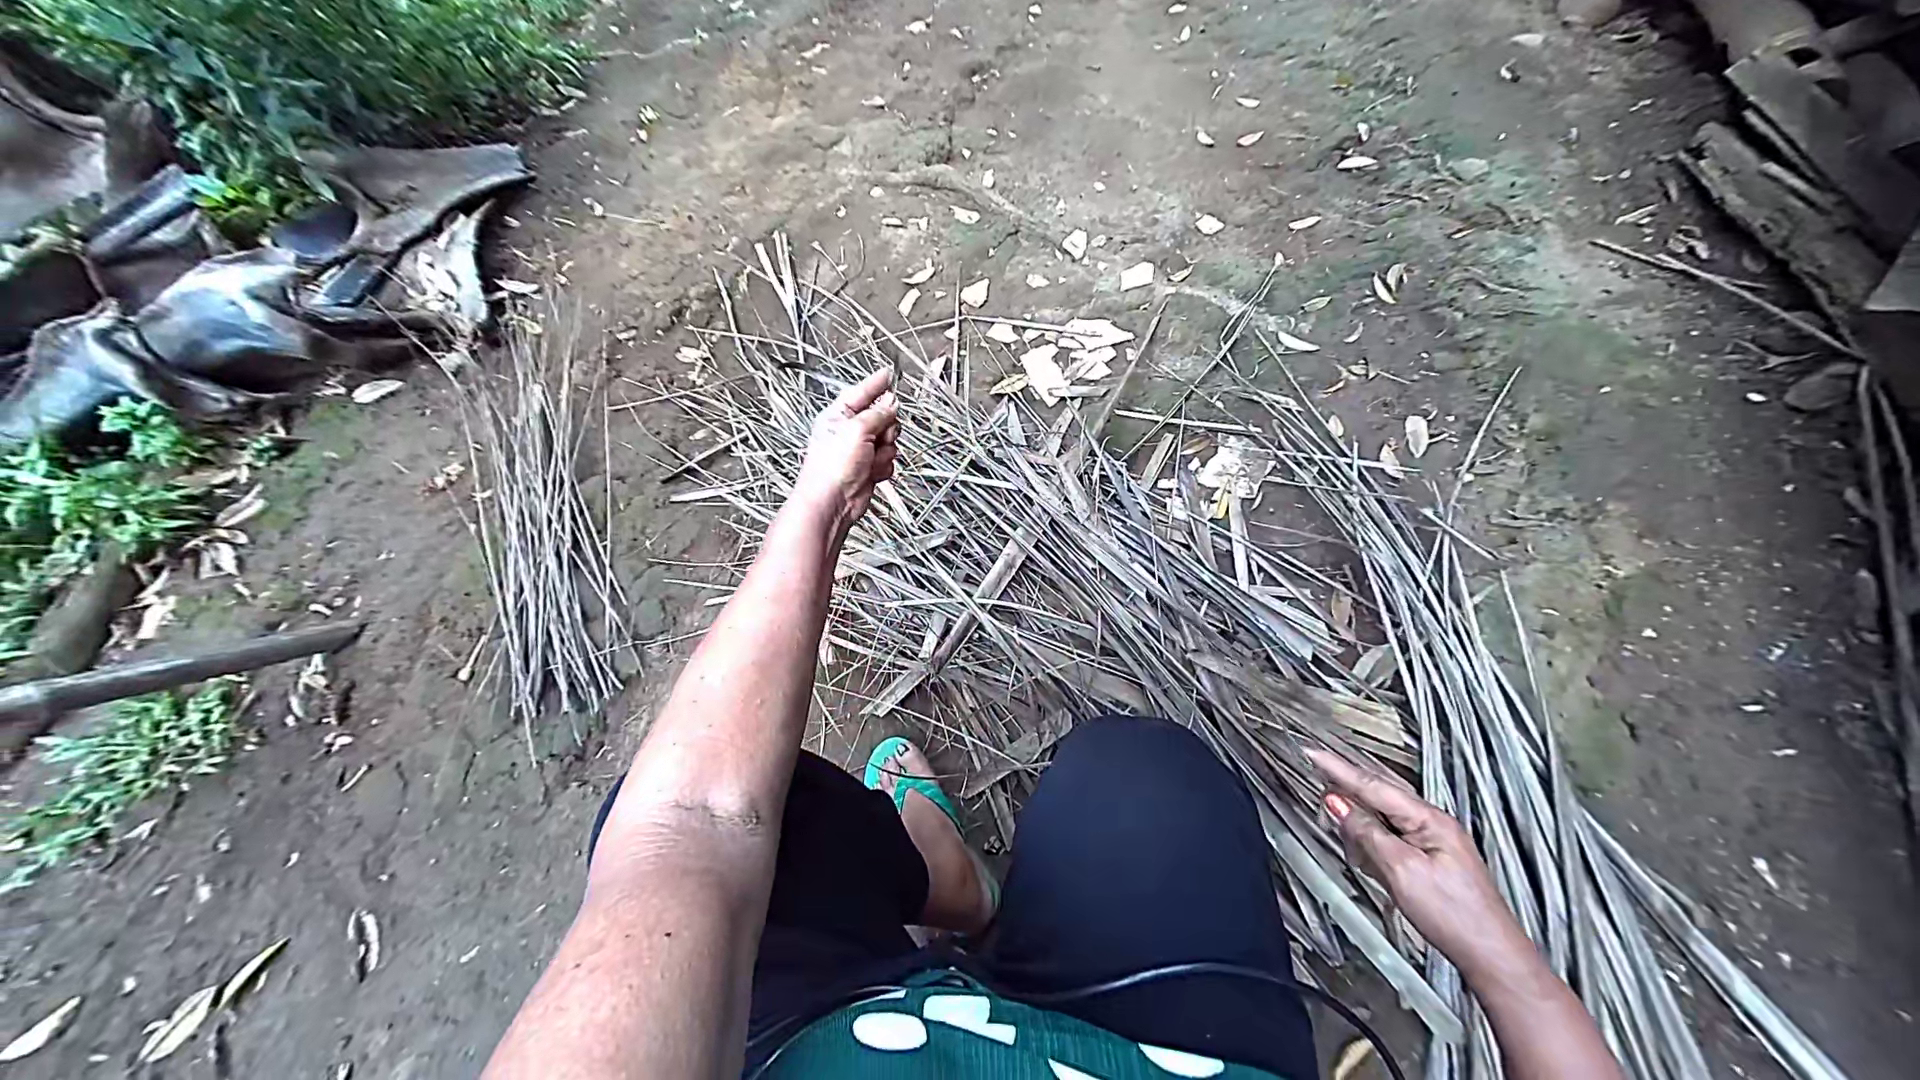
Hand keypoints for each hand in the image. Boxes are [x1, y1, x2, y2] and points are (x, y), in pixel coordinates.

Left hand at [793, 368, 898, 540]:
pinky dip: (883, 467)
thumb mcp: (857, 430)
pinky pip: (889, 460)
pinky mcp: (870, 468)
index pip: (862, 392)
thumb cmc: (830, 469)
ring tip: (870, 459)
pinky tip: (871, 472)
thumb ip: (878, 413)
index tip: (888, 374)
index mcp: (839, 416)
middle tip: (879, 435)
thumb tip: (891, 403)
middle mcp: (850, 432)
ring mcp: (861, 451)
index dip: (876, 384)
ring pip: (889, 441)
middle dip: (886, 427)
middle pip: (882, 417)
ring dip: (884, 450)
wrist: (832, 502)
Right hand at [1308, 749, 1537, 982]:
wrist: (1493, 958)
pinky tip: (1361, 834)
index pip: (1372, 785)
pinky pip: (1392, 830)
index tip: (1313, 753)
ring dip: (1357, 808)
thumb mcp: (1400, 870)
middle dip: (1346, 781)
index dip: (1338, 769)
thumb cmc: (1457, 918)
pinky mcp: (1432, 858)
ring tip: (1333, 805)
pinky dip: (1370, 828)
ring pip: (1384, 811)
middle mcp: (1434, 824)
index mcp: (1429, 820)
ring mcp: (1435, 840)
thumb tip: (1338, 803)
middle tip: (1316, 767)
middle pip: (1379, 791)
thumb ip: (1366, 832)